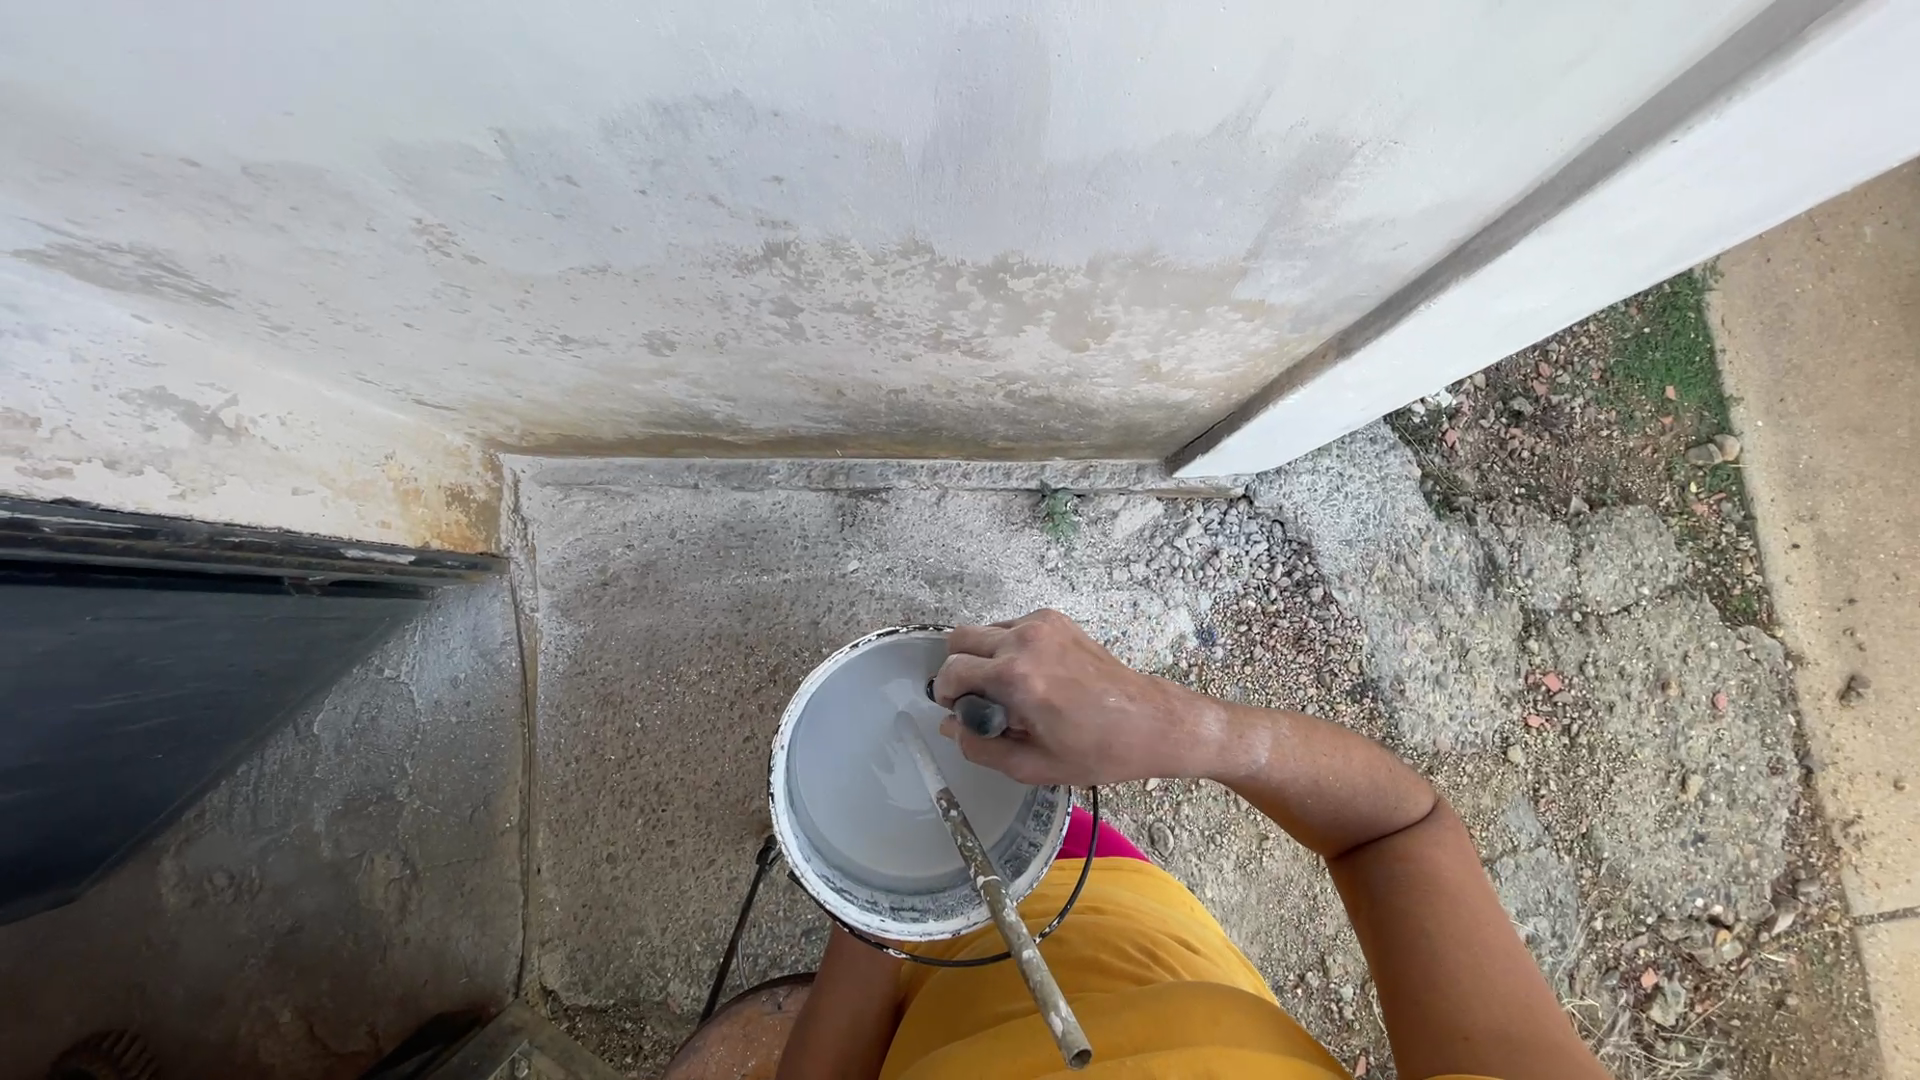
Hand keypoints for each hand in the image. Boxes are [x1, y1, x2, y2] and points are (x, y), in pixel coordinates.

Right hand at [930, 609, 1218, 785]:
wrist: (1149, 720)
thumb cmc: (1096, 750)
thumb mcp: (1032, 766)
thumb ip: (980, 747)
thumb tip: (950, 726)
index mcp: (1016, 679)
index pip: (951, 671)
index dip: (946, 694)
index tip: (960, 711)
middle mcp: (1024, 642)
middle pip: (958, 639)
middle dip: (957, 669)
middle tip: (977, 698)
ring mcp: (1041, 624)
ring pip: (983, 630)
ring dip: (982, 657)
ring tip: (1009, 690)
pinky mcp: (1054, 619)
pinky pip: (1010, 626)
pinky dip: (1006, 647)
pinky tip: (1030, 675)